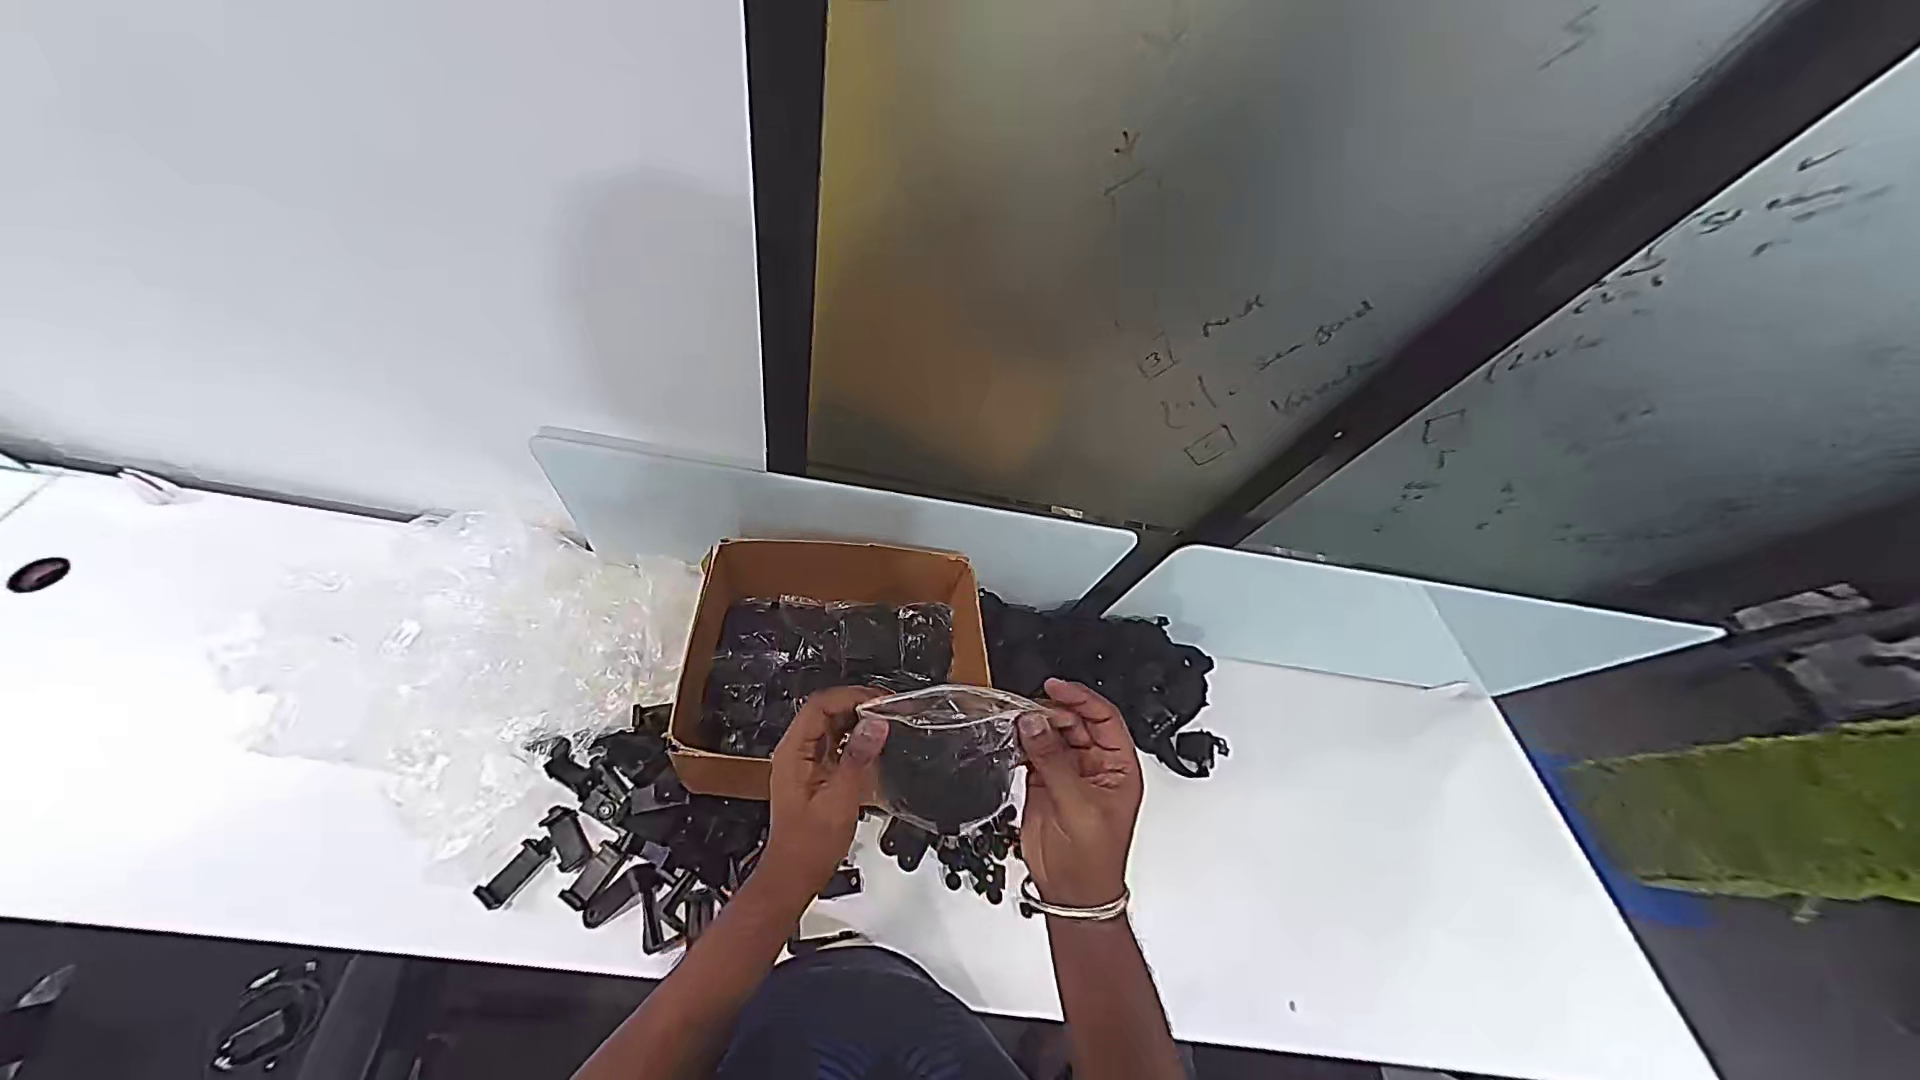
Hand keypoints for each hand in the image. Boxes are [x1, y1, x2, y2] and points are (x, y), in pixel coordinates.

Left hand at [758, 686, 887, 903]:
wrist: (795, 874)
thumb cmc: (808, 846)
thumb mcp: (839, 799)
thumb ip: (858, 758)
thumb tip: (874, 725)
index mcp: (794, 752)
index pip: (820, 705)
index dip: (850, 697)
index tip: (876, 702)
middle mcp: (796, 752)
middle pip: (826, 711)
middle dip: (857, 706)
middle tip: (886, 710)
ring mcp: (805, 762)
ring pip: (832, 726)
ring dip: (858, 722)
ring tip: (884, 724)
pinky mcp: (816, 773)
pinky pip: (836, 743)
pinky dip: (856, 739)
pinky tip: (873, 746)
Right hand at [1017, 678, 1142, 907]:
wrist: (1071, 892)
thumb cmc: (1093, 860)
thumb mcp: (1079, 806)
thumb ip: (1054, 762)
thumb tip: (1035, 725)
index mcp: (1118, 766)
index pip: (1103, 718)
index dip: (1081, 698)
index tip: (1057, 687)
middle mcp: (1094, 764)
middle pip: (1075, 721)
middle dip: (1053, 712)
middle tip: (1030, 711)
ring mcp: (1069, 771)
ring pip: (1052, 733)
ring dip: (1035, 726)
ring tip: (1019, 723)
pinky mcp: (1045, 780)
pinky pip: (1033, 750)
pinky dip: (1021, 743)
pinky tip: (1012, 739)